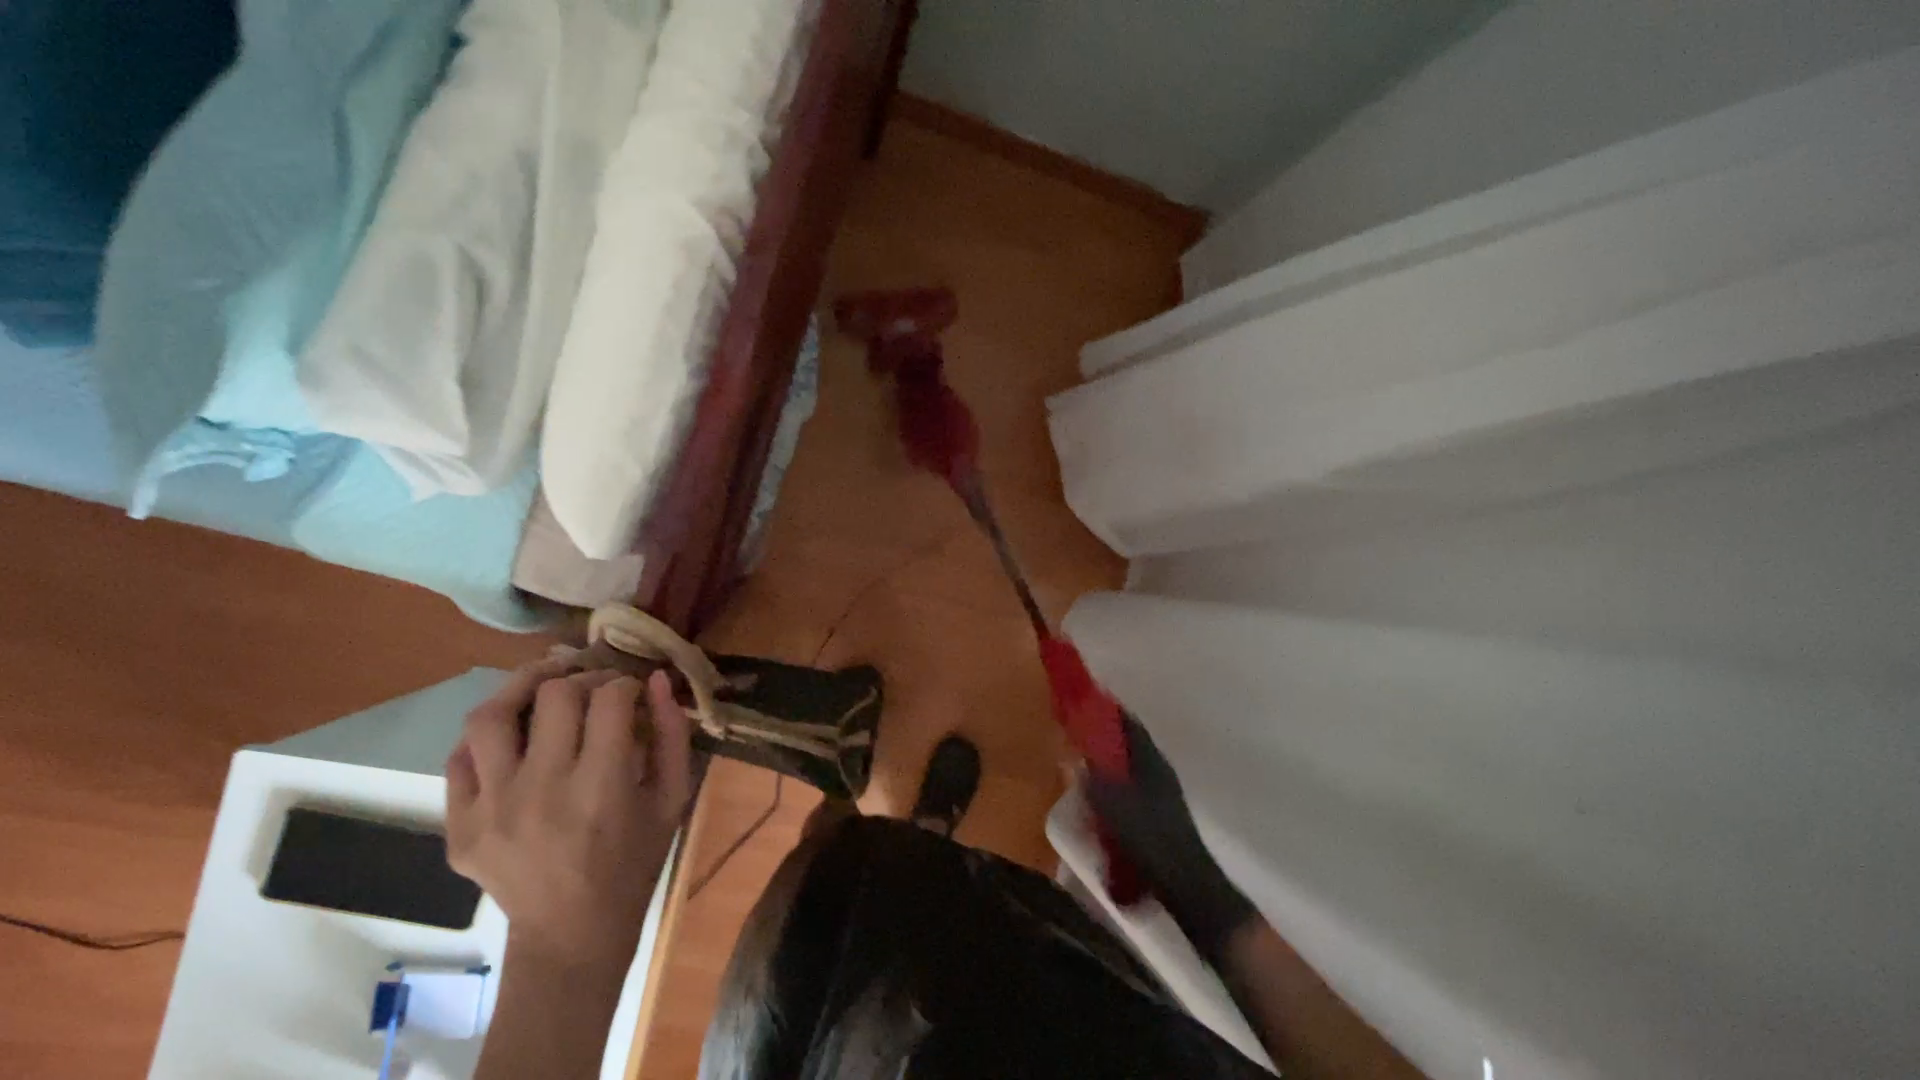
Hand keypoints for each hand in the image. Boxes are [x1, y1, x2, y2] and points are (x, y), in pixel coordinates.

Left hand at [445, 660, 693, 969]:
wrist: (571, 934)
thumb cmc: (633, 865)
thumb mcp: (671, 802)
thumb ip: (672, 737)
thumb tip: (654, 680)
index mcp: (601, 786)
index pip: (610, 699)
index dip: (624, 682)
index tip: (630, 690)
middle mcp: (542, 789)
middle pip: (554, 696)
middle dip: (582, 678)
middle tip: (594, 686)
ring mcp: (492, 808)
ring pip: (490, 717)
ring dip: (520, 688)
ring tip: (541, 682)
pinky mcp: (460, 827)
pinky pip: (458, 761)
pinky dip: (483, 738)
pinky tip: (510, 735)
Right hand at [1085, 715, 1255, 966]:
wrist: (1186, 884)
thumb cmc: (1150, 840)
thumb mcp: (1113, 807)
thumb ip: (1094, 780)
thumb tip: (1077, 757)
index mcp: (1151, 763)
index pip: (1129, 725)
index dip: (1109, 709)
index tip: (1087, 695)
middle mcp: (1160, 773)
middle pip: (1131, 743)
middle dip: (1106, 733)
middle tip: (1078, 727)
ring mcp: (1163, 796)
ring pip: (1132, 766)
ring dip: (1111, 758)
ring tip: (1084, 759)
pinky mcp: (1161, 817)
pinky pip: (1132, 788)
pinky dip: (1114, 783)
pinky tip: (1099, 799)